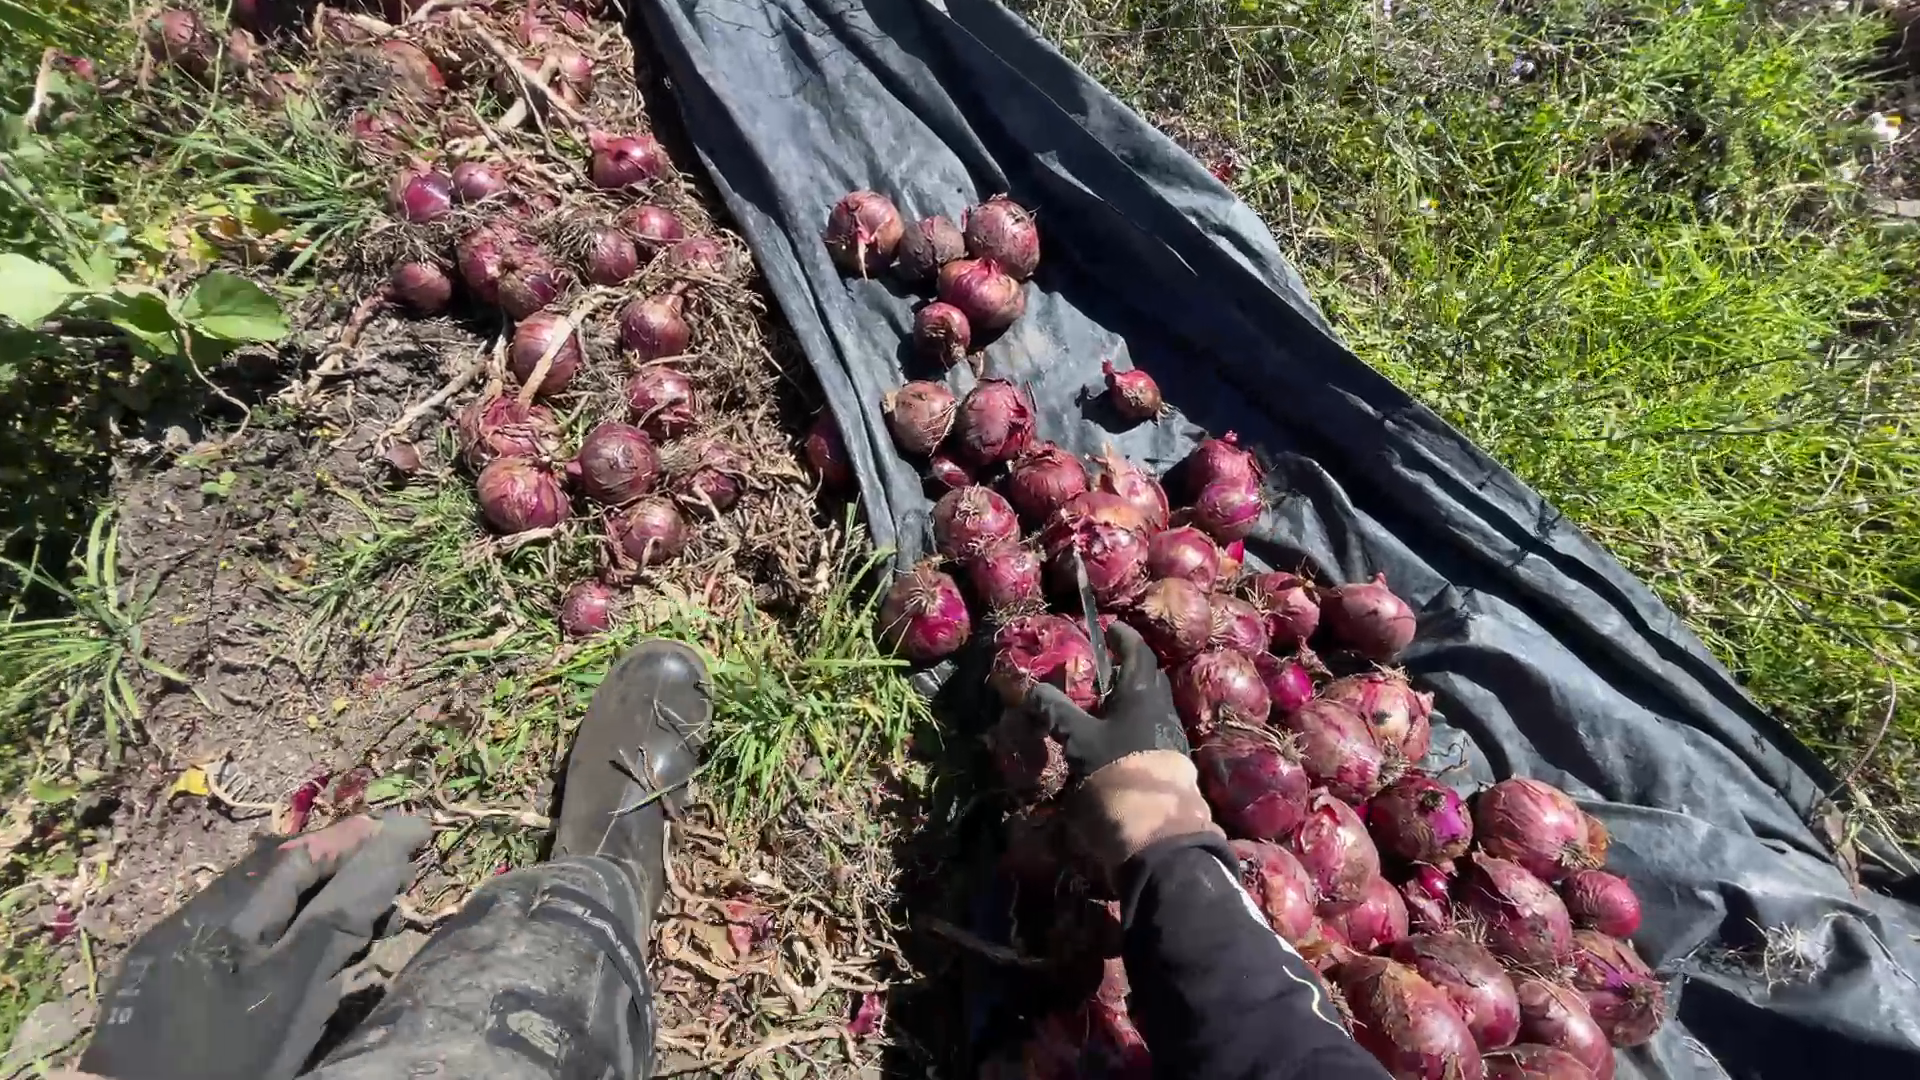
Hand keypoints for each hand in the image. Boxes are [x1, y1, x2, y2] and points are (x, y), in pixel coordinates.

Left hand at [81, 814, 430, 1079]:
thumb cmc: (228, 1057)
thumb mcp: (298, 983)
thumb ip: (346, 909)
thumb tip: (398, 840)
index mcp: (217, 917)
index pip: (305, 854)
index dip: (364, 837)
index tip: (418, 830)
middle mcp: (191, 921)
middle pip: (287, 872)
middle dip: (351, 863)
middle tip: (404, 868)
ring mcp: (178, 951)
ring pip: (273, 900)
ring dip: (331, 894)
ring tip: (379, 910)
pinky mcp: (174, 981)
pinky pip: (252, 930)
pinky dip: (299, 922)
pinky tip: (326, 942)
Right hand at [1024, 623, 1218, 877]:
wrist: (1156, 837)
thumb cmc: (1117, 774)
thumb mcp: (1077, 739)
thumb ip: (1055, 711)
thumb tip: (1030, 688)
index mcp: (1143, 694)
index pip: (1137, 652)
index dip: (1123, 637)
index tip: (1108, 628)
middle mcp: (1161, 710)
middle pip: (1146, 679)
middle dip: (1125, 668)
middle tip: (1100, 665)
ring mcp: (1167, 739)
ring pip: (1146, 707)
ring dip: (1125, 699)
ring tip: (1097, 703)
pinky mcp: (1166, 765)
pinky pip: (1146, 731)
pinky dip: (1127, 724)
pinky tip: (1108, 737)